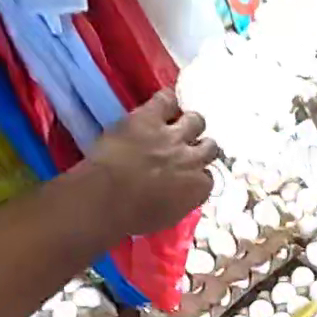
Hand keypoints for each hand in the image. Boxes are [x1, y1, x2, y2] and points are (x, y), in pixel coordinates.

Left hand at [87, 90, 217, 235]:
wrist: (106, 197)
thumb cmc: (133, 217)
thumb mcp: (167, 218)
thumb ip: (181, 202)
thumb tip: (182, 195)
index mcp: (198, 188)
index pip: (209, 178)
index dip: (197, 176)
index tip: (187, 178)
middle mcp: (192, 159)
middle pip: (210, 147)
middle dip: (199, 148)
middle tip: (186, 151)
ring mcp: (173, 135)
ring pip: (196, 120)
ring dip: (188, 124)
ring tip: (177, 127)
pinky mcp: (150, 117)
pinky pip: (167, 99)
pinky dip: (166, 102)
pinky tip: (162, 106)